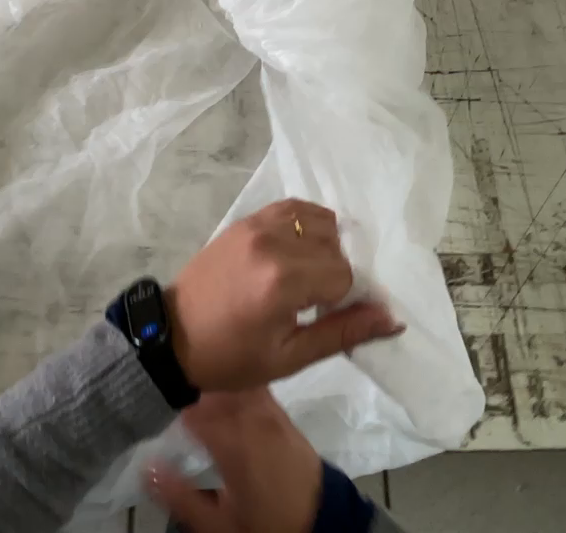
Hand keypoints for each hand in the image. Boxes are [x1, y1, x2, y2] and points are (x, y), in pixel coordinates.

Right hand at [146, 390, 322, 532]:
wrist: (318, 514)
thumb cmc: (265, 521)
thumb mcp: (219, 523)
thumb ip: (181, 496)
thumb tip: (146, 467)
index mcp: (233, 440)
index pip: (192, 406)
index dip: (168, 401)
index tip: (152, 405)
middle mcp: (251, 415)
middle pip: (211, 385)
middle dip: (187, 384)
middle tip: (165, 391)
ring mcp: (266, 407)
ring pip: (230, 379)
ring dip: (208, 379)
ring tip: (188, 386)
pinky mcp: (277, 406)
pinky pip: (248, 382)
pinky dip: (230, 380)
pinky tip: (217, 389)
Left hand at [167, 199, 402, 391]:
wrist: (173, 336)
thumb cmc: (231, 356)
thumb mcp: (290, 357)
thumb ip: (343, 332)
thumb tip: (393, 319)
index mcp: (282, 281)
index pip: (344, 276)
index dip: (345, 299)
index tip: (329, 317)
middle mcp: (272, 243)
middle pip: (335, 246)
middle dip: (335, 274)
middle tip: (317, 303)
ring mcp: (257, 225)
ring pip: (319, 221)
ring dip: (324, 246)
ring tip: (308, 276)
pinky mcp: (246, 219)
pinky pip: (292, 207)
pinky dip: (307, 223)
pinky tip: (301, 249)